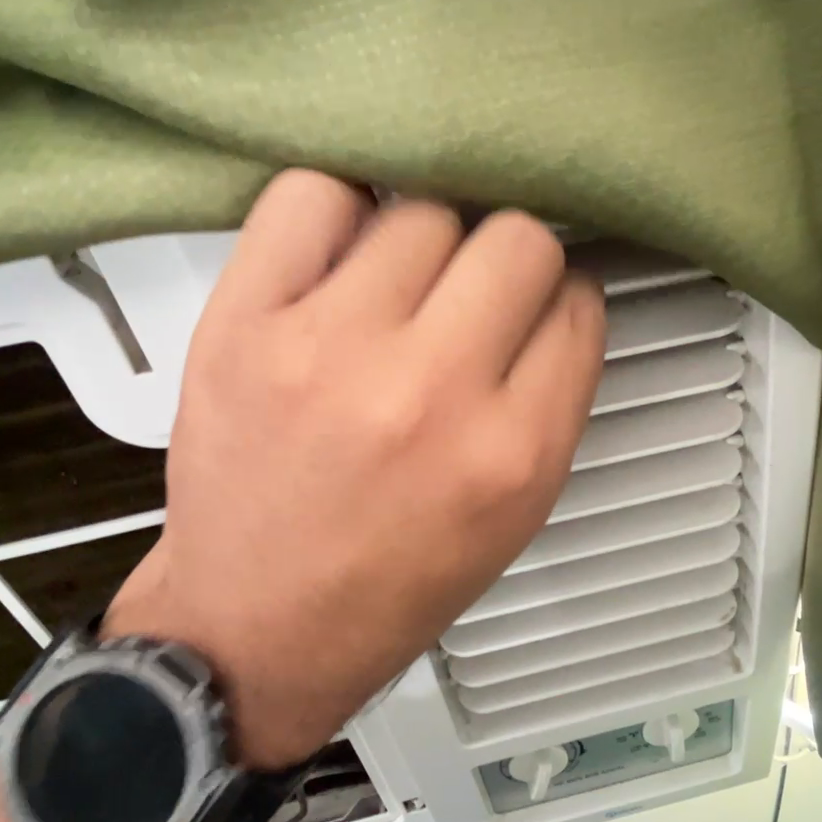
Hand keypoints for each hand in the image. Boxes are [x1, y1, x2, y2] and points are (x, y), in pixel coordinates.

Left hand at [105, 171, 606, 767]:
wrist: (260, 626)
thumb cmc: (397, 580)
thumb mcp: (519, 513)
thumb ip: (553, 399)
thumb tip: (555, 297)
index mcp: (514, 451)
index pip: (577, 306)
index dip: (562, 302)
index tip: (538, 311)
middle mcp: (430, 391)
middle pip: (517, 240)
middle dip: (511, 262)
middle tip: (478, 294)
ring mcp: (330, 348)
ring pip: (426, 210)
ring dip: (431, 241)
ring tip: (405, 285)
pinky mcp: (244, 324)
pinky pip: (311, 195)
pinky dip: (338, 207)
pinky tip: (341, 251)